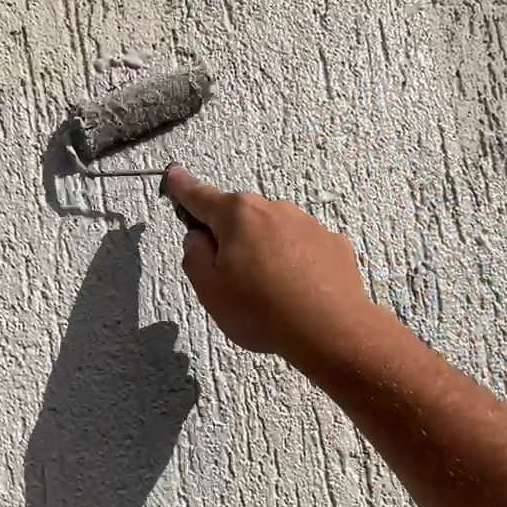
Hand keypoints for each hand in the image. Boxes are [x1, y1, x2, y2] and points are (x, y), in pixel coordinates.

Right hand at [162, 167, 379, 361]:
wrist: (327, 330)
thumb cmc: (263, 312)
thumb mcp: (209, 290)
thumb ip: (194, 257)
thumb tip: (197, 239)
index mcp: (237, 216)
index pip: (201, 197)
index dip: (183, 189)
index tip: (174, 175)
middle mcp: (274, 210)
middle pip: (240, 219)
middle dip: (230, 241)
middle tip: (230, 282)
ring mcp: (307, 224)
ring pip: (273, 234)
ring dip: (264, 255)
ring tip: (267, 296)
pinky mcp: (332, 244)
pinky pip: (302, 250)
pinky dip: (294, 266)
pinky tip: (294, 294)